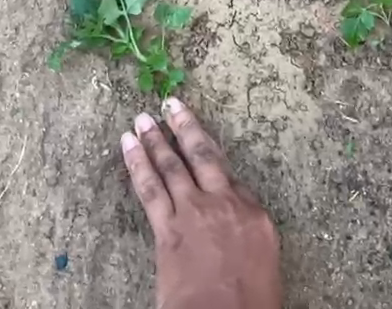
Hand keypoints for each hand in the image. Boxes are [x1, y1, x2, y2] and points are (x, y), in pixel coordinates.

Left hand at [122, 97, 281, 308]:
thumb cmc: (248, 306)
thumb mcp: (263, 266)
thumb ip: (247, 238)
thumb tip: (234, 236)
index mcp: (255, 216)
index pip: (231, 179)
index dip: (211, 157)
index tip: (199, 141)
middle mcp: (225, 204)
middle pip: (203, 156)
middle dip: (185, 128)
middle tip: (172, 104)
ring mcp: (194, 212)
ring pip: (173, 166)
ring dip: (156, 139)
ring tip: (143, 118)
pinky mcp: (168, 229)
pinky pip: (150, 188)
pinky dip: (137, 164)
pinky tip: (128, 145)